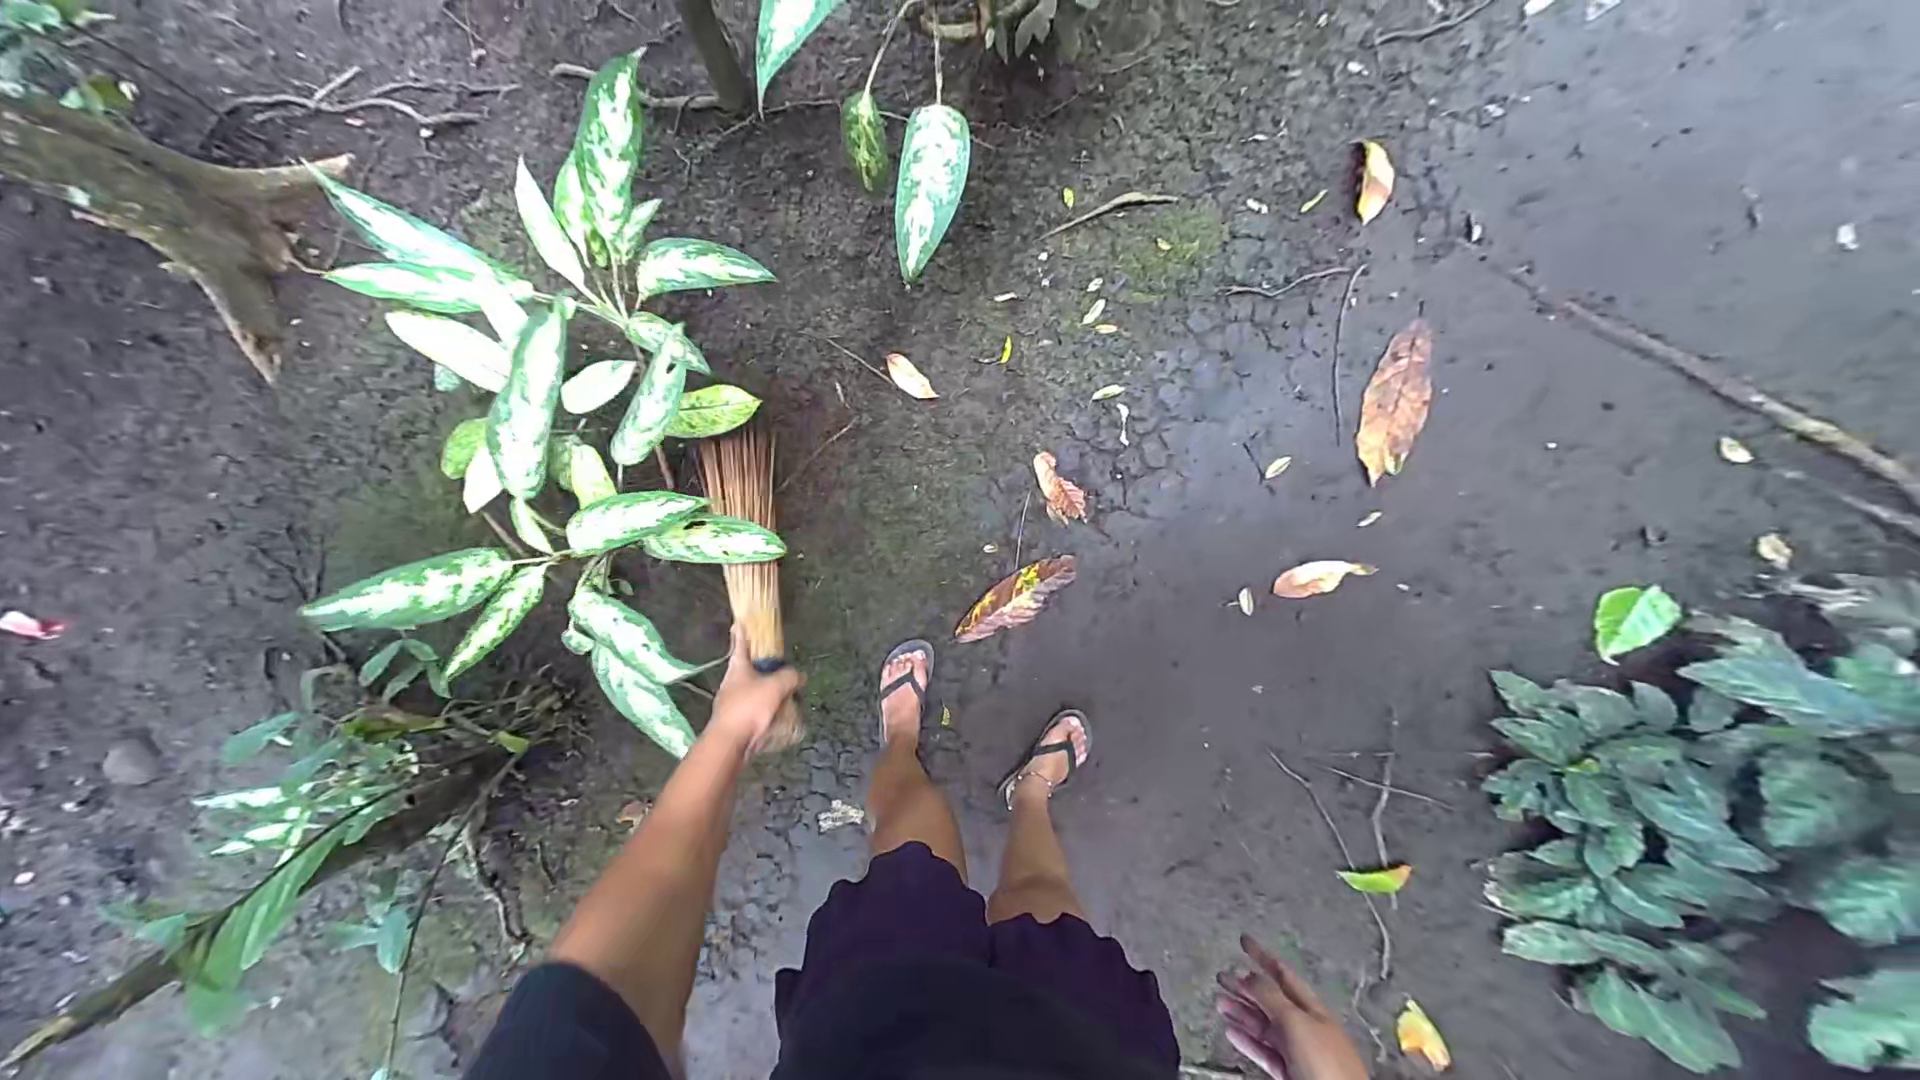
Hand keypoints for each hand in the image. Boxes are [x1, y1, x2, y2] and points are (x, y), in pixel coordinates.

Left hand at [706, 624, 803, 751]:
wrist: (730, 742)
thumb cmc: (749, 707)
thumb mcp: (776, 686)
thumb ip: (790, 677)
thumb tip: (799, 676)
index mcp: (738, 669)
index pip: (740, 645)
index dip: (742, 633)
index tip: (740, 622)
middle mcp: (732, 683)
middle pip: (748, 669)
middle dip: (762, 668)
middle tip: (779, 666)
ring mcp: (732, 703)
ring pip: (753, 691)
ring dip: (767, 691)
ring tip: (785, 694)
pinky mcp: (736, 720)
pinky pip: (755, 710)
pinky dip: (766, 710)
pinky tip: (779, 715)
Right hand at [1216, 935, 1368, 1079]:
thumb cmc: (1322, 1061)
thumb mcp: (1295, 1022)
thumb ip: (1270, 996)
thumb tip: (1248, 975)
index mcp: (1312, 1009)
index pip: (1283, 974)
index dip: (1262, 955)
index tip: (1243, 939)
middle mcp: (1304, 1027)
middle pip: (1270, 1000)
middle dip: (1245, 987)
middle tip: (1220, 976)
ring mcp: (1297, 1052)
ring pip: (1264, 1026)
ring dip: (1241, 1012)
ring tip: (1219, 1003)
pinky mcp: (1289, 1074)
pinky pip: (1264, 1052)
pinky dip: (1246, 1040)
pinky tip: (1230, 1031)